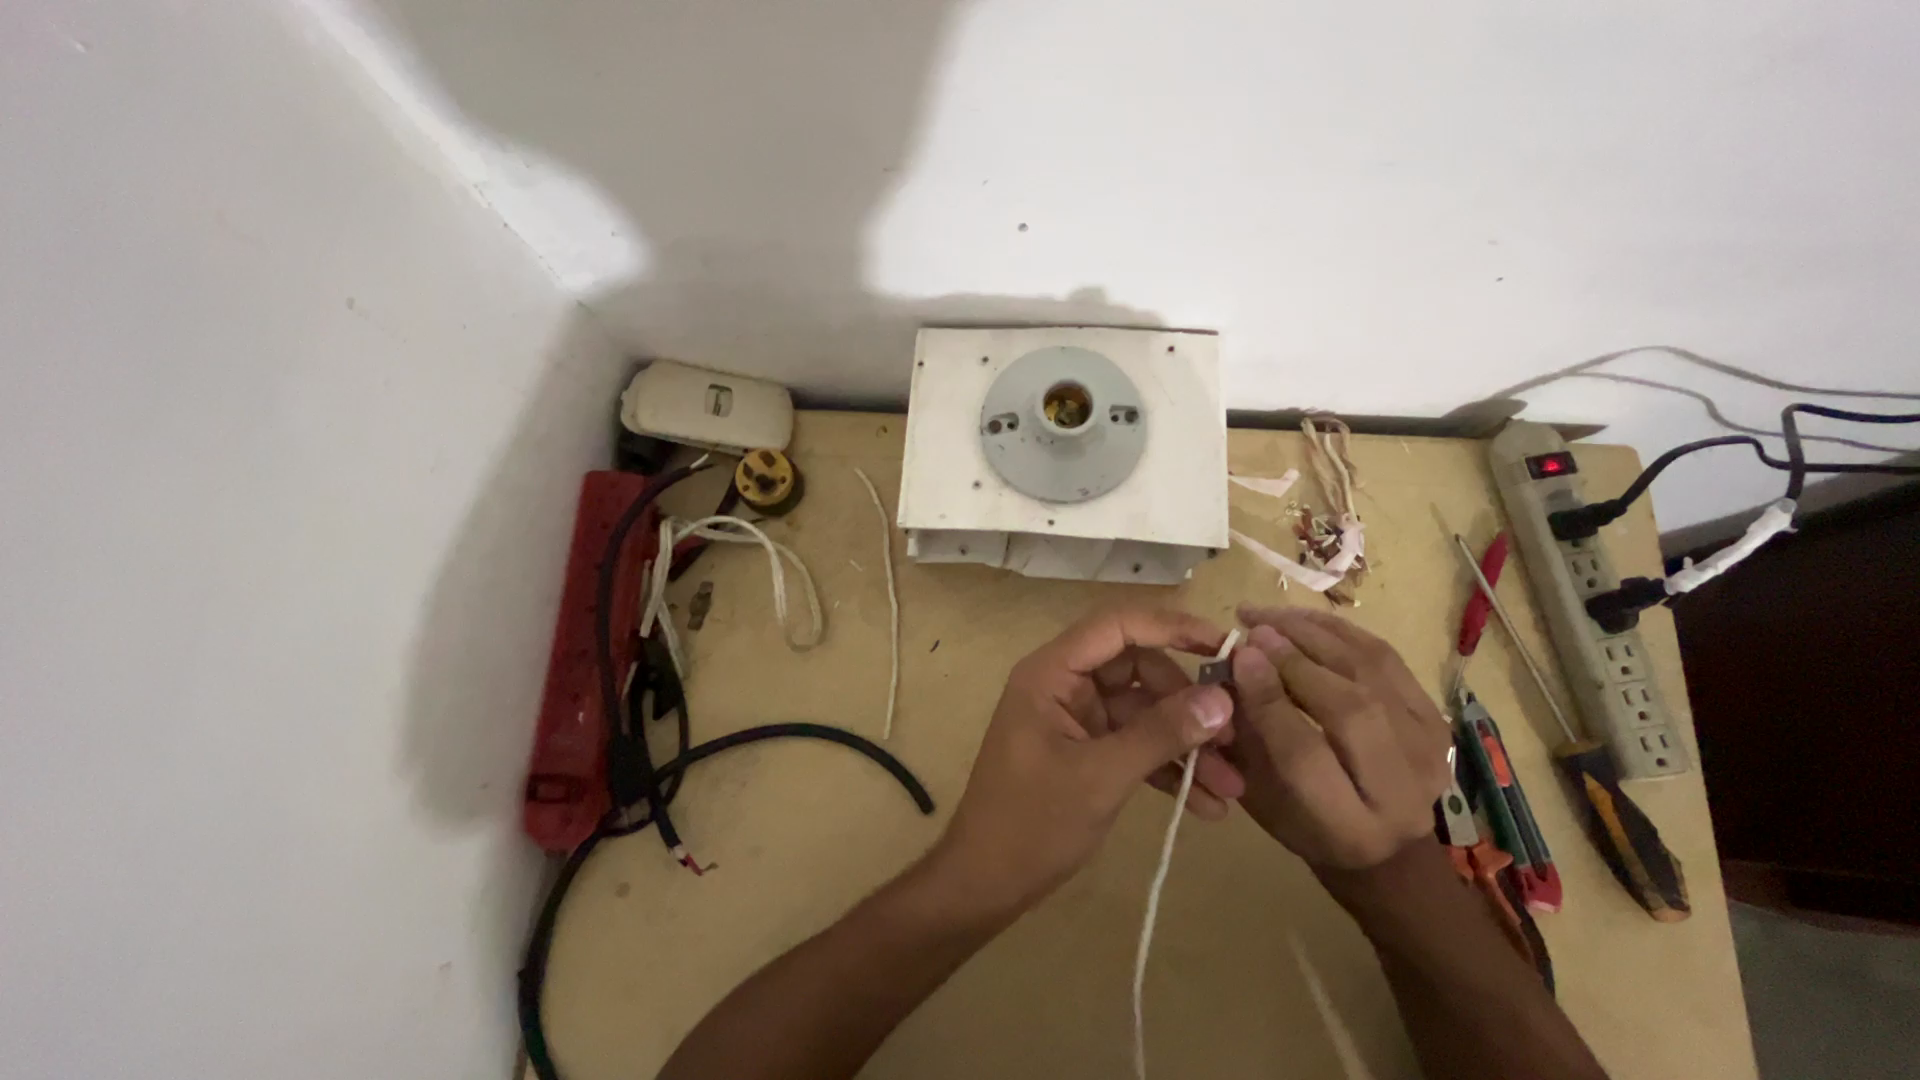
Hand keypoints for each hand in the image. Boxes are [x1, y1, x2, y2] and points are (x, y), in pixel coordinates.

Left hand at [926, 609, 1239, 913]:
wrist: (987, 882)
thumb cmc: (1032, 822)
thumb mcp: (1102, 776)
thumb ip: (1161, 734)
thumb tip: (1222, 700)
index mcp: (1052, 673)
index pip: (1118, 626)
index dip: (1173, 628)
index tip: (1225, 647)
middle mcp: (1065, 685)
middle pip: (1140, 670)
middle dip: (1189, 704)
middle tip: (1235, 738)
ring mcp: (1076, 720)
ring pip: (1144, 713)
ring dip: (1187, 746)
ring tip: (1232, 786)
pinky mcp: (1087, 752)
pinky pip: (1136, 745)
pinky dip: (1168, 769)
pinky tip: (1207, 805)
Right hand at [1225, 606, 1452, 870]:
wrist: (1385, 848)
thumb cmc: (1304, 824)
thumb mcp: (1260, 793)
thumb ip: (1246, 736)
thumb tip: (1234, 665)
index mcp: (1346, 828)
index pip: (1304, 754)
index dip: (1269, 700)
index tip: (1238, 656)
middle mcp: (1399, 793)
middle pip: (1348, 710)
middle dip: (1294, 661)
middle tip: (1252, 630)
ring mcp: (1428, 752)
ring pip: (1371, 675)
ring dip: (1315, 635)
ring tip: (1270, 617)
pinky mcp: (1437, 721)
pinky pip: (1388, 660)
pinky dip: (1343, 633)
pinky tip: (1305, 619)